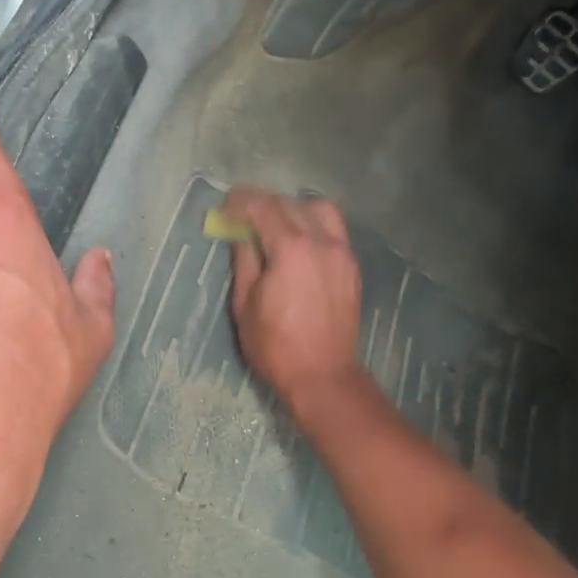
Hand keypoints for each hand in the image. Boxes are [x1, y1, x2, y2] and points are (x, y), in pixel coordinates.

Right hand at [224, 188, 364, 409]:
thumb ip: (244, 260)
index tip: (226, 205)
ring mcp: (342, 252)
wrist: (323, 376)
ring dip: (295, 208)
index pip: (263, 207)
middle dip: (263, 202)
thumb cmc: (275, 345)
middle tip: (243, 213)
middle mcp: (321, 241)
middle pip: (290, 203)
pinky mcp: (351, 266)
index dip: (240, 201)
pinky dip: (314, 224)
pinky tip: (299, 242)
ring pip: (320, 209)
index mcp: (291, 248)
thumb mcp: (245, 304)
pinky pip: (334, 230)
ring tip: (276, 224)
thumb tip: (240, 233)